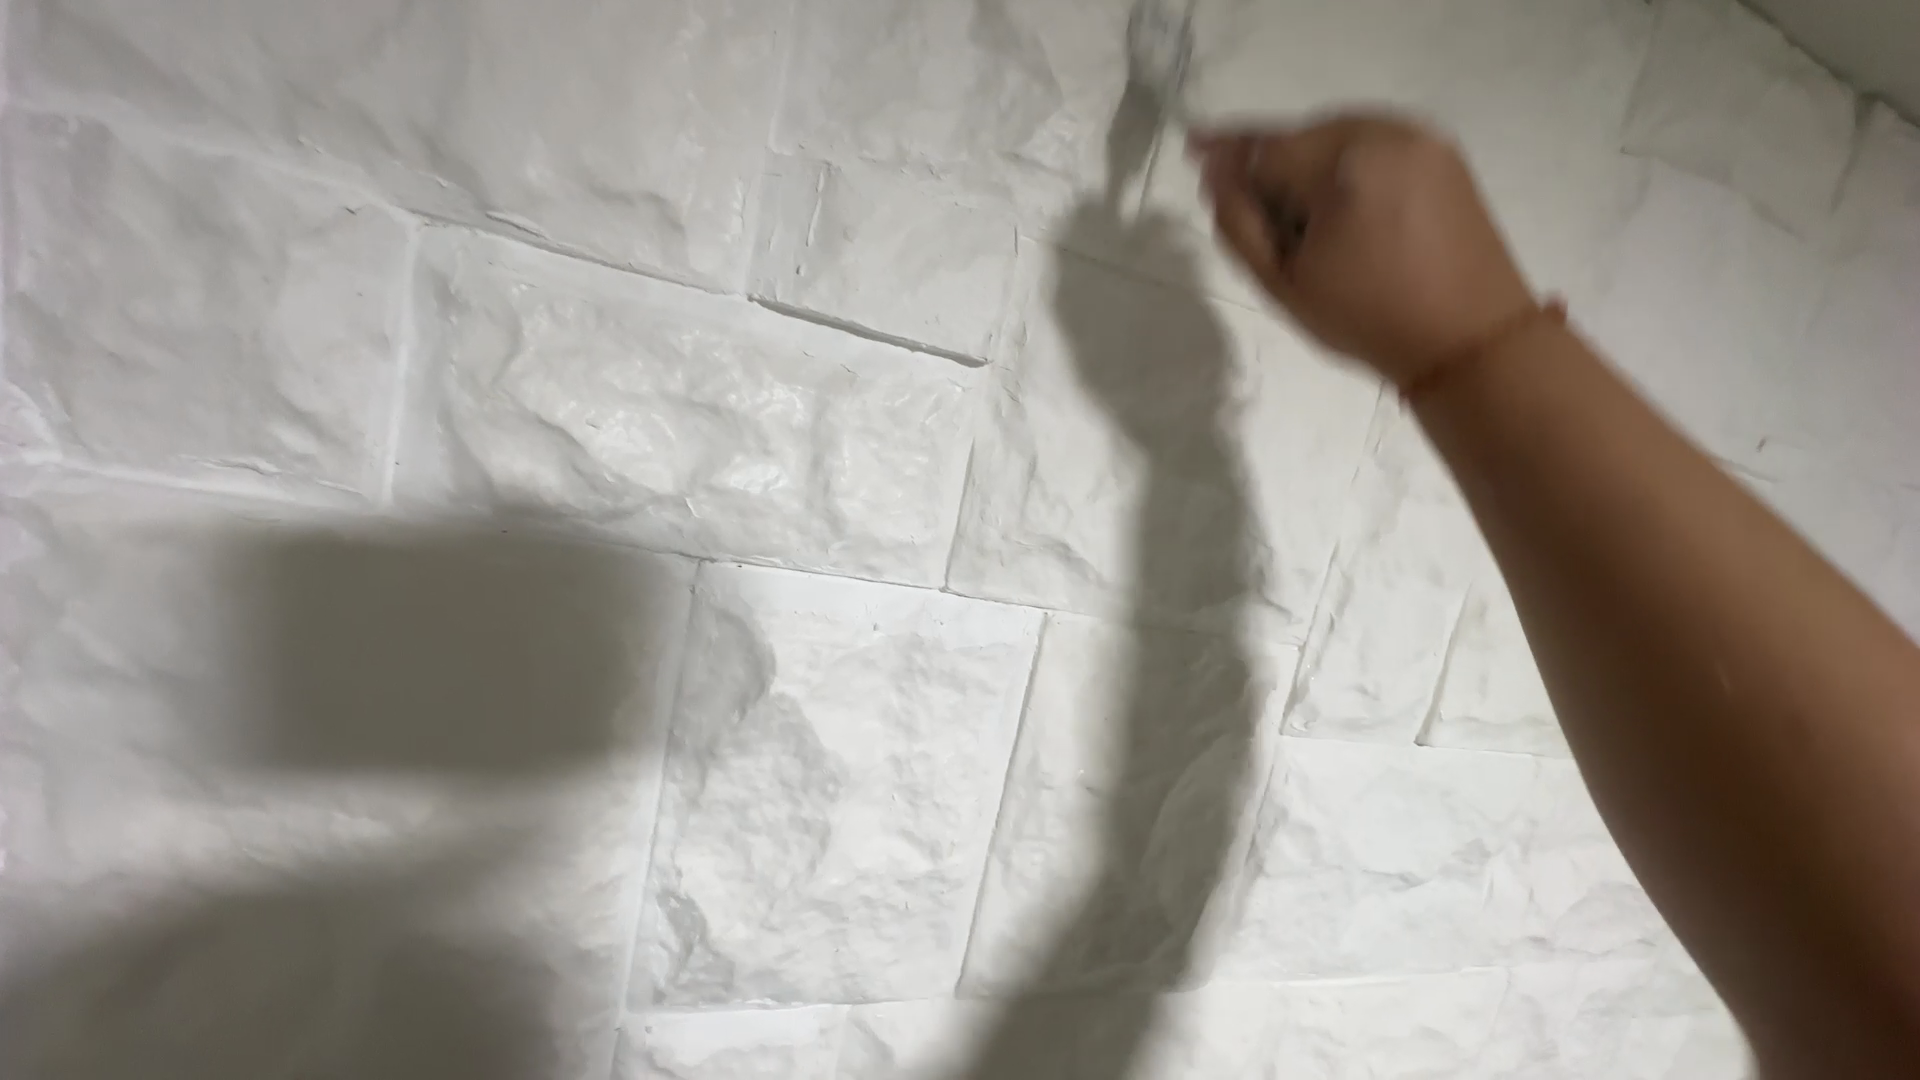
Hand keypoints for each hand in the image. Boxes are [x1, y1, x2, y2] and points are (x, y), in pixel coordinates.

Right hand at [1192, 114, 1535, 387]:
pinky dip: (1340, 163)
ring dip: (1303, 160)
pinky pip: (1373, 144)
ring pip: (1339, 135)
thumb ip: (1240, 225)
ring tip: (1280, 202)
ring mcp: (1422, 140)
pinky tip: (1327, 200)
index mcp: (1346, 166)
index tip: (1193, 147)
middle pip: (1304, 133)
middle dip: (1267, 156)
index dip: (1227, 149)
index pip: (1269, 146)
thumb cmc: (1364, 319)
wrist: (1466, 337)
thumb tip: (1215, 177)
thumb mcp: (1284, 283)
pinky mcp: (1442, 155)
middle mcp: (1387, 135)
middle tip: (1234, 188)